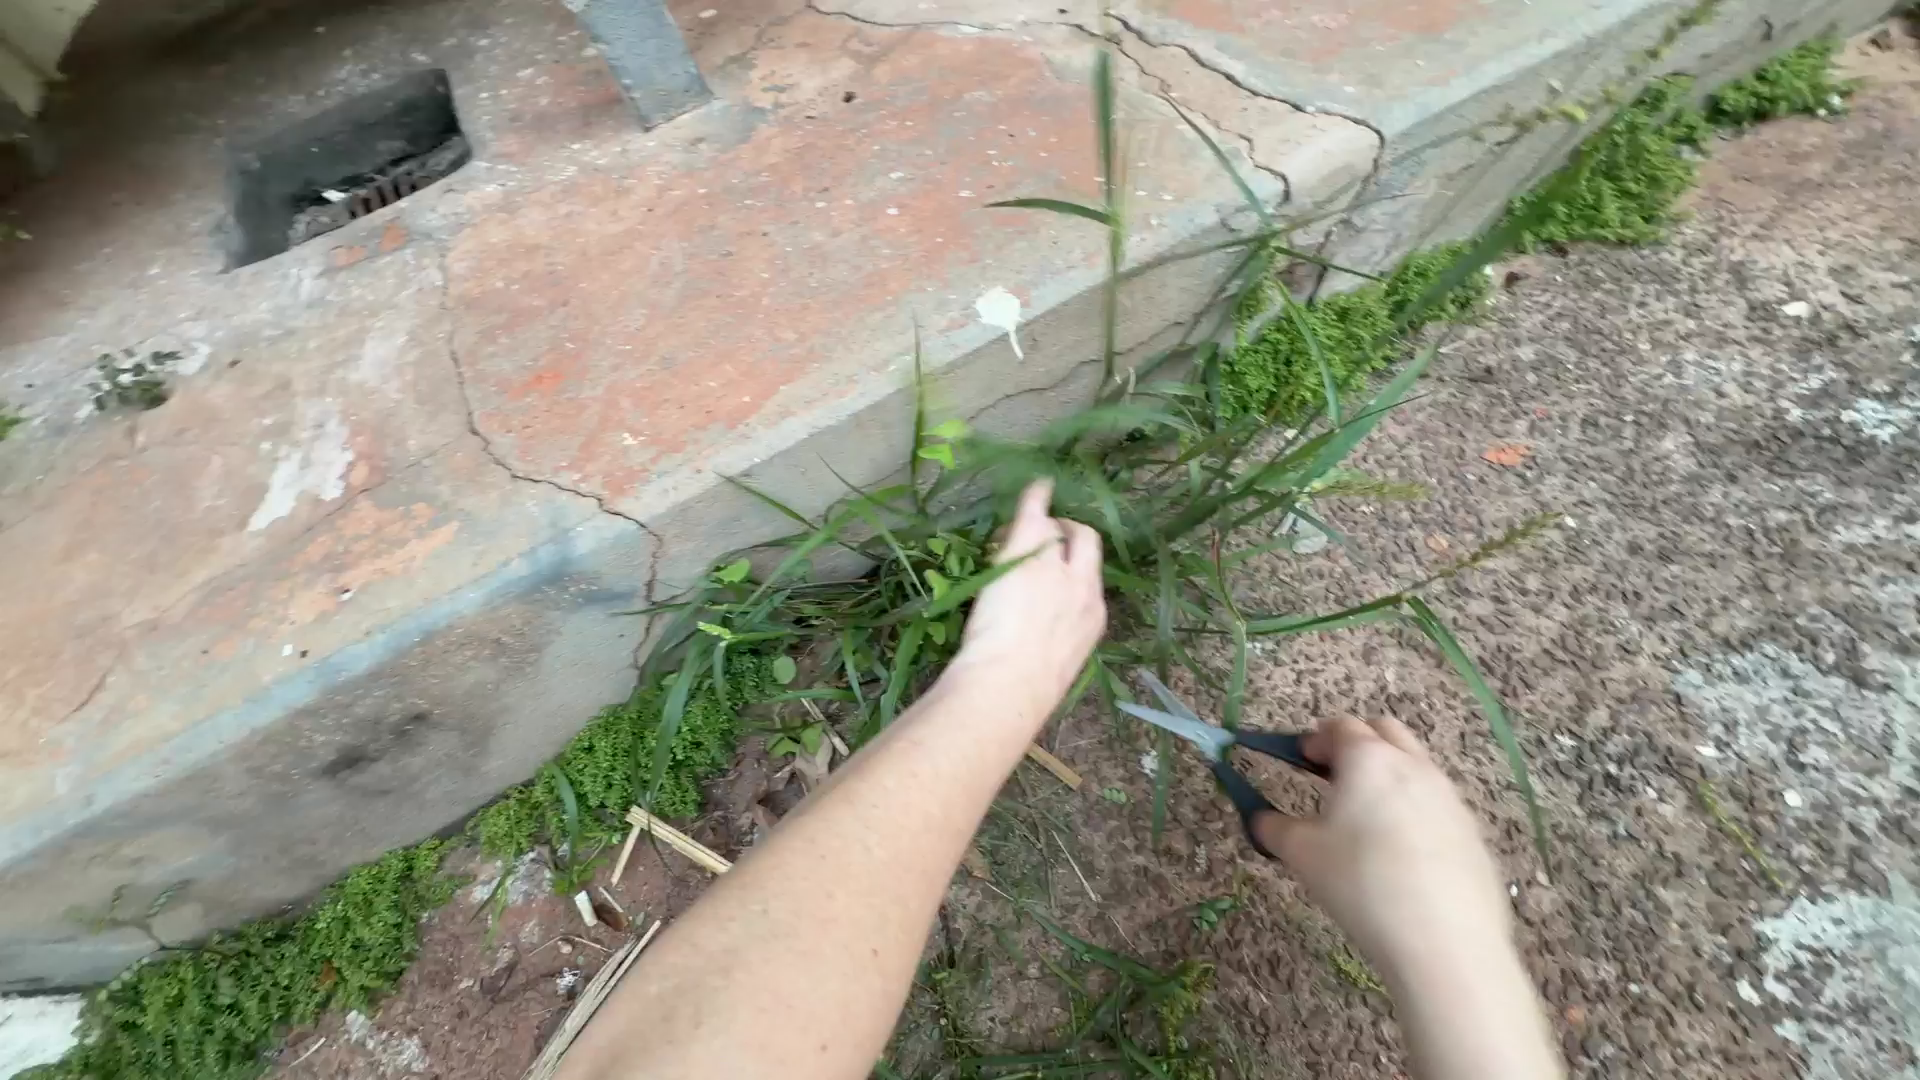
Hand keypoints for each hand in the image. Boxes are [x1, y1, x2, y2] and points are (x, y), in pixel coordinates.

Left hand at [949, 480, 1105, 725]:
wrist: (1009, 682)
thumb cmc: (1023, 688)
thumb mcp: (1053, 662)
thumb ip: (1053, 636)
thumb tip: (1037, 629)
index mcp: (1092, 618)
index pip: (1089, 577)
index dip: (1074, 565)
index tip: (1061, 565)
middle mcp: (1083, 585)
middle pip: (1086, 543)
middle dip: (1070, 533)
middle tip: (1048, 534)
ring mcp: (1056, 564)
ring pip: (1058, 530)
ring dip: (1044, 525)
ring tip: (1027, 522)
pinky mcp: (1028, 548)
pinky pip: (1035, 513)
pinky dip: (1036, 497)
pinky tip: (1036, 486)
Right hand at [1250, 714, 1513, 990]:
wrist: (1446, 945)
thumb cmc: (1360, 882)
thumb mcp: (1300, 853)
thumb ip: (1272, 827)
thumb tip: (1260, 820)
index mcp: (1368, 759)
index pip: (1340, 726)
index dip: (1315, 738)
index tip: (1300, 759)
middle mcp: (1413, 766)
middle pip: (1384, 730)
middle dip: (1356, 742)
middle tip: (1332, 774)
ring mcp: (1450, 799)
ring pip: (1415, 764)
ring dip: (1387, 773)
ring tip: (1364, 816)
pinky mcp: (1473, 834)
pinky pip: (1436, 803)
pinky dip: (1413, 808)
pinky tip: (1399, 853)